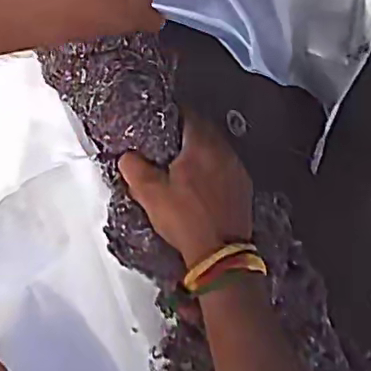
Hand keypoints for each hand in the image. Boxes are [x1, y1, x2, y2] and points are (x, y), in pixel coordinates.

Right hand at [119, 108, 253, 265]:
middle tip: (167, 143)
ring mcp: (237, 172)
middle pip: (204, 131)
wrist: (220, 255)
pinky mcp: (243, 190)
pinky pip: (225, 169)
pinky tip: (198, 185)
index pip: (188, 115)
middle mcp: (224, 154)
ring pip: (216, 150)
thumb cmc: (186, 220)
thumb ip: (134, 167)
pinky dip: (211, 171)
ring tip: (181, 165)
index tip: (161, 120)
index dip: (172, 115)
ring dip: (200, 153)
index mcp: (202, 146)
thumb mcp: (149, 193)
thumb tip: (128, 157)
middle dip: (185, 134)